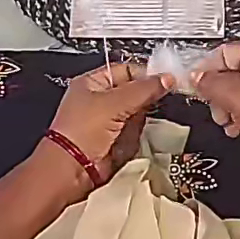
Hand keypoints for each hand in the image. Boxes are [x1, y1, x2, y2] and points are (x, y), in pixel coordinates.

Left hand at [44, 62, 171, 188]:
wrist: (73, 169)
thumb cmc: (79, 132)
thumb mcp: (115, 102)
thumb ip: (144, 89)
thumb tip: (166, 79)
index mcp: (93, 83)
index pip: (126, 70)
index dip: (146, 74)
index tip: (165, 79)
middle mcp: (100, 100)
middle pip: (135, 93)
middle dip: (143, 100)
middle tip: (151, 103)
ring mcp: (108, 121)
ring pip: (138, 114)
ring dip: (138, 121)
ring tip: (128, 127)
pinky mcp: (115, 140)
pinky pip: (135, 132)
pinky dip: (135, 136)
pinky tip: (128, 139)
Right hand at [190, 43, 239, 155]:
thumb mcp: (233, 94)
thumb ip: (209, 83)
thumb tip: (195, 77)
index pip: (225, 52)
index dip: (207, 67)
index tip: (194, 82)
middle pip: (229, 74)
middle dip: (217, 93)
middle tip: (213, 105)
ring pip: (235, 94)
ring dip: (225, 109)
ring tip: (226, 120)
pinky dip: (237, 118)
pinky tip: (237, 128)